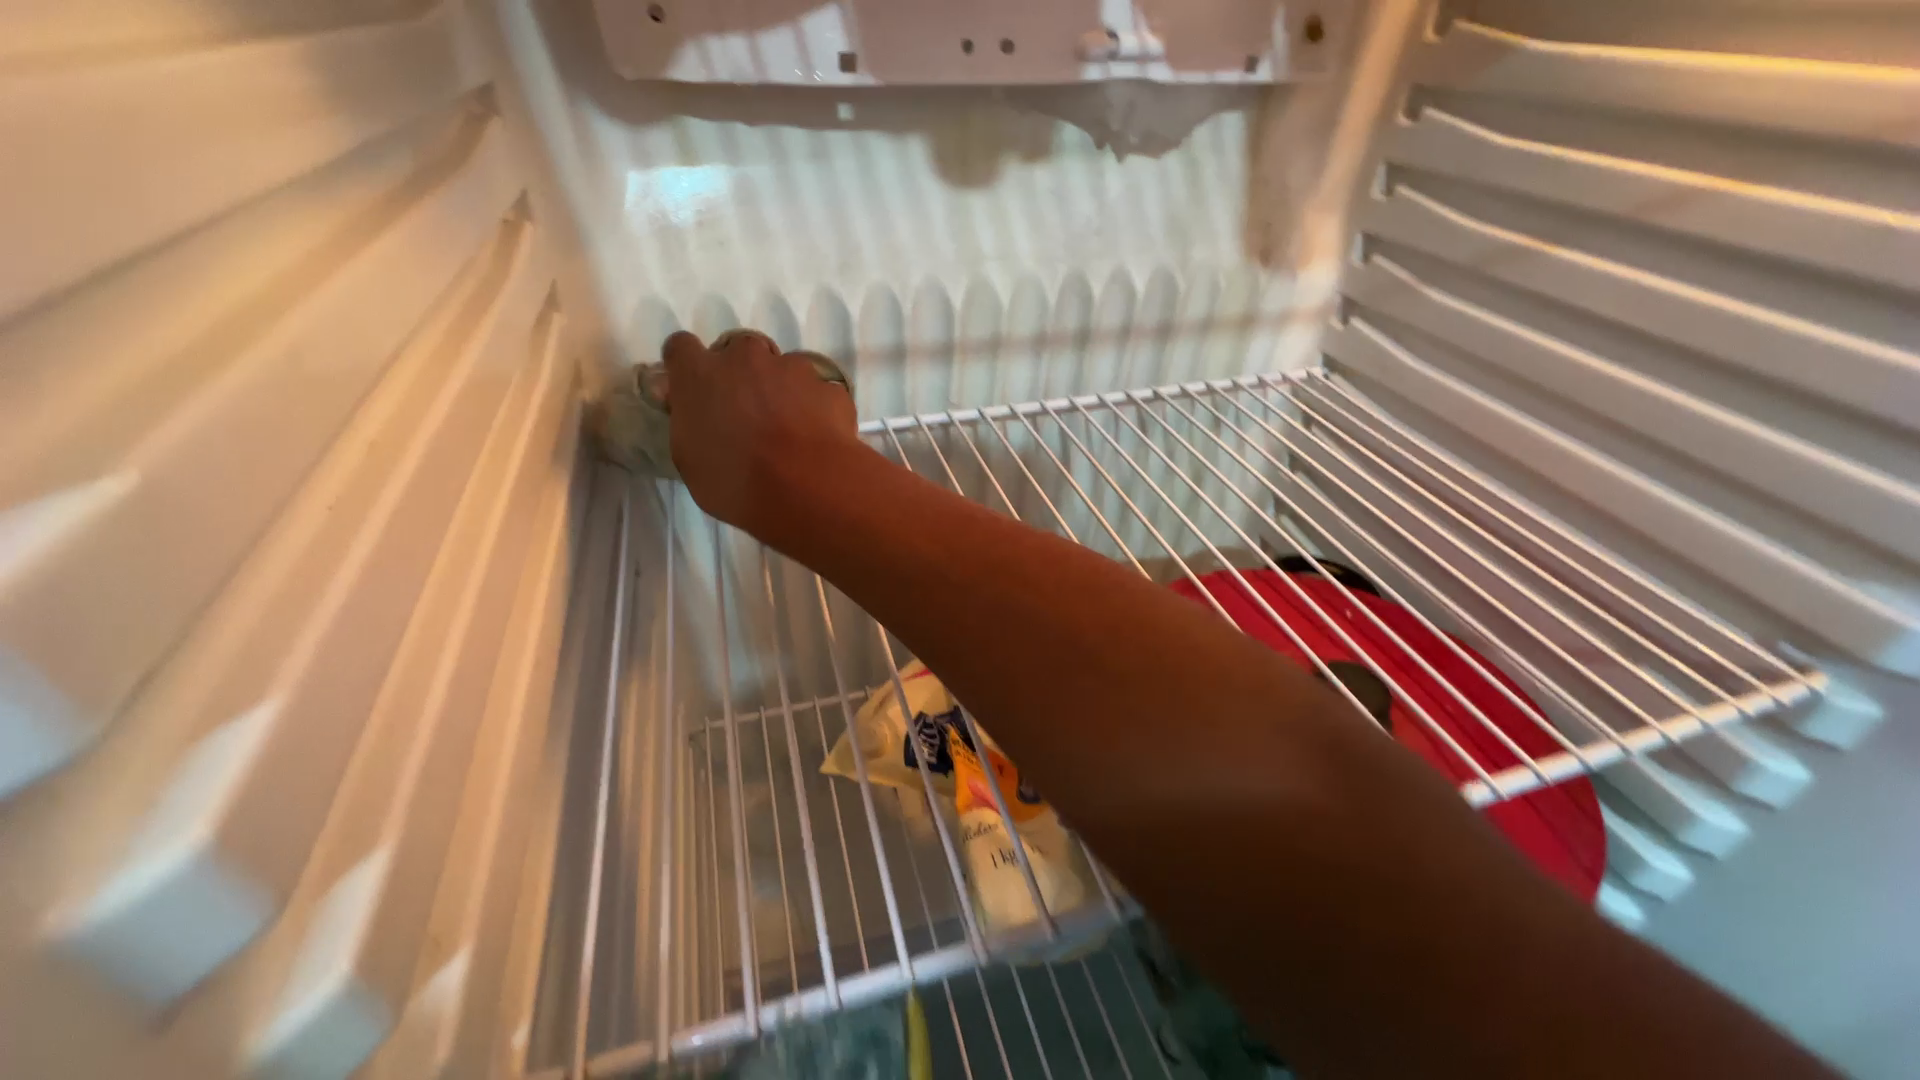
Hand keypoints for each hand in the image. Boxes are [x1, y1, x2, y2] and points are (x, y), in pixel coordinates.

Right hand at [661, 329, 866, 536]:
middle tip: (747, 411)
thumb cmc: (735, 481)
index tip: (696, 389)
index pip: (681, 348)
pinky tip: (816, 437)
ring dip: (782, 388)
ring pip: (784, 367)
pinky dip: (816, 408)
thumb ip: (689, 424)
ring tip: (788, 427)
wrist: (805, 488)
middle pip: (740, 349)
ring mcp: (793, 368)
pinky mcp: (829, 387)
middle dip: (742, 373)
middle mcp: (746, 358)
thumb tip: (692, 410)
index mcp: (700, 375)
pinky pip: (818, 392)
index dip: (688, 366)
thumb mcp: (691, 460)